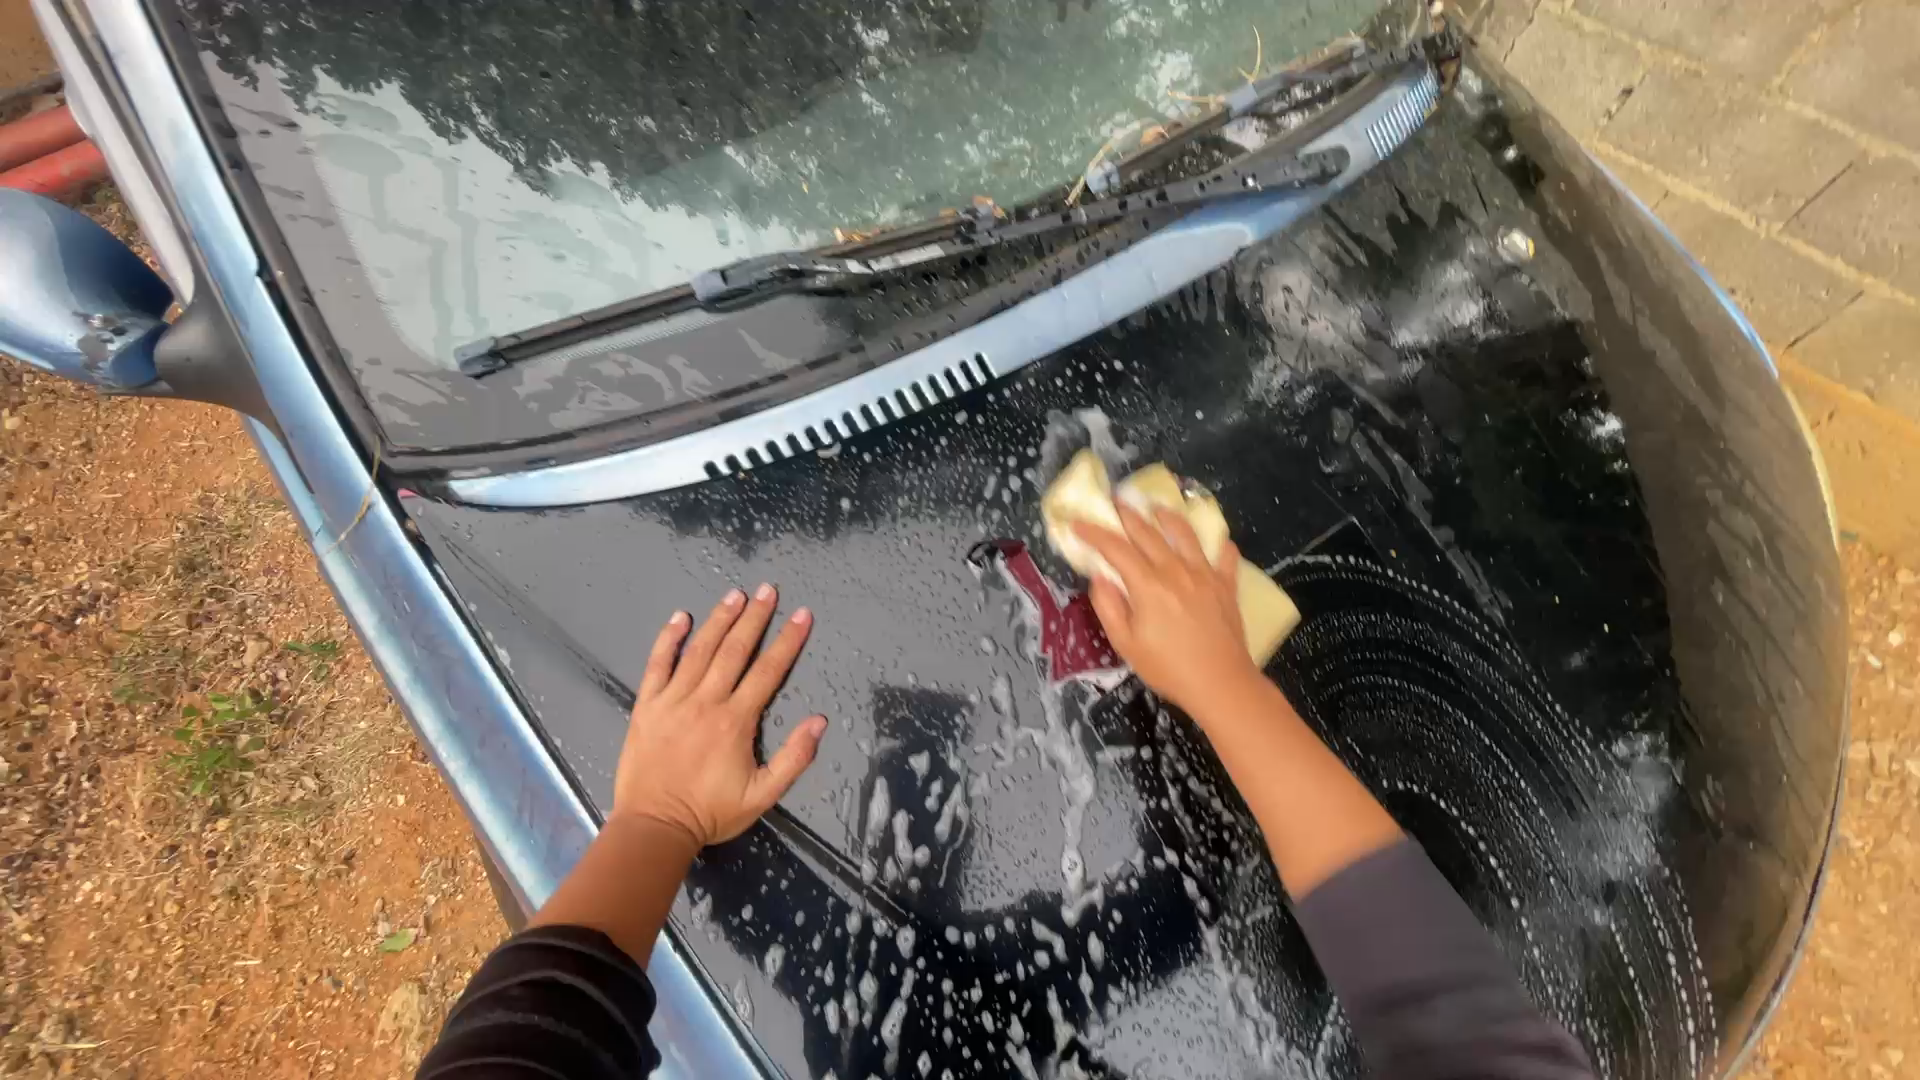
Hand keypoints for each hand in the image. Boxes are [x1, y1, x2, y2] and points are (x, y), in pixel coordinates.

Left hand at [610, 585, 827, 849]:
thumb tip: (820, 720)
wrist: (653, 828)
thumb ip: (794, 758)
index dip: (788, 640)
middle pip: (734, 650)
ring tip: (736, 594)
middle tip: (769, 589)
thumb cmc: (710, 813)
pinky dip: (668, 639)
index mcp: (736, 721)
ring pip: (699, 650)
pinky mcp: (647, 706)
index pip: (768, 671)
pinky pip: (657, 664)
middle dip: (755, 617)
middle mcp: (706, 702)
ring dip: (719, 619)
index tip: (802, 615)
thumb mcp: (763, 795)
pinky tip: (680, 617)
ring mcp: (673, 700)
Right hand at [1073, 504, 1263, 717]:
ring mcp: (1205, 575)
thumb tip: (1100, 576)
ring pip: (1184, 535)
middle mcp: (1176, 570)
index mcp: (1148, 584)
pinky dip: (1219, 545)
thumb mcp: (1125, 643)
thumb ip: (1109, 606)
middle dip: (1127, 515)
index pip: (1116, 549)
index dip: (1095, 533)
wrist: (1221, 684)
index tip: (1078, 523)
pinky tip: (1216, 541)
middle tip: (1115, 502)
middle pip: (1148, 533)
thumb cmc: (1167, 667)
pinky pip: (1224, 556)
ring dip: (1167, 517)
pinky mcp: (1226, 585)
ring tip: (1157, 508)